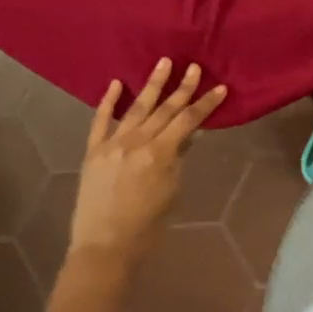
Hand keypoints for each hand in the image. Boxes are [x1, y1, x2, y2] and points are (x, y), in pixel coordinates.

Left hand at [69, 59, 227, 259]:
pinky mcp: (93, 151)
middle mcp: (136, 142)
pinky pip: (100, 121)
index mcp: (159, 154)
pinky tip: (116, 83)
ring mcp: (112, 144)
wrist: (104, 249)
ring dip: (152, 84)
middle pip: (164, 108)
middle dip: (182, 87)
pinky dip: (108, 101)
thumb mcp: (171, 191)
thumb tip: (190, 134)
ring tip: (163, 62)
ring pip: (136, 107)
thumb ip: (178, 158)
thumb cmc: (146, 227)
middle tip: (194, 67)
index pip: (188, 120)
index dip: (205, 103)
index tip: (220, 87)